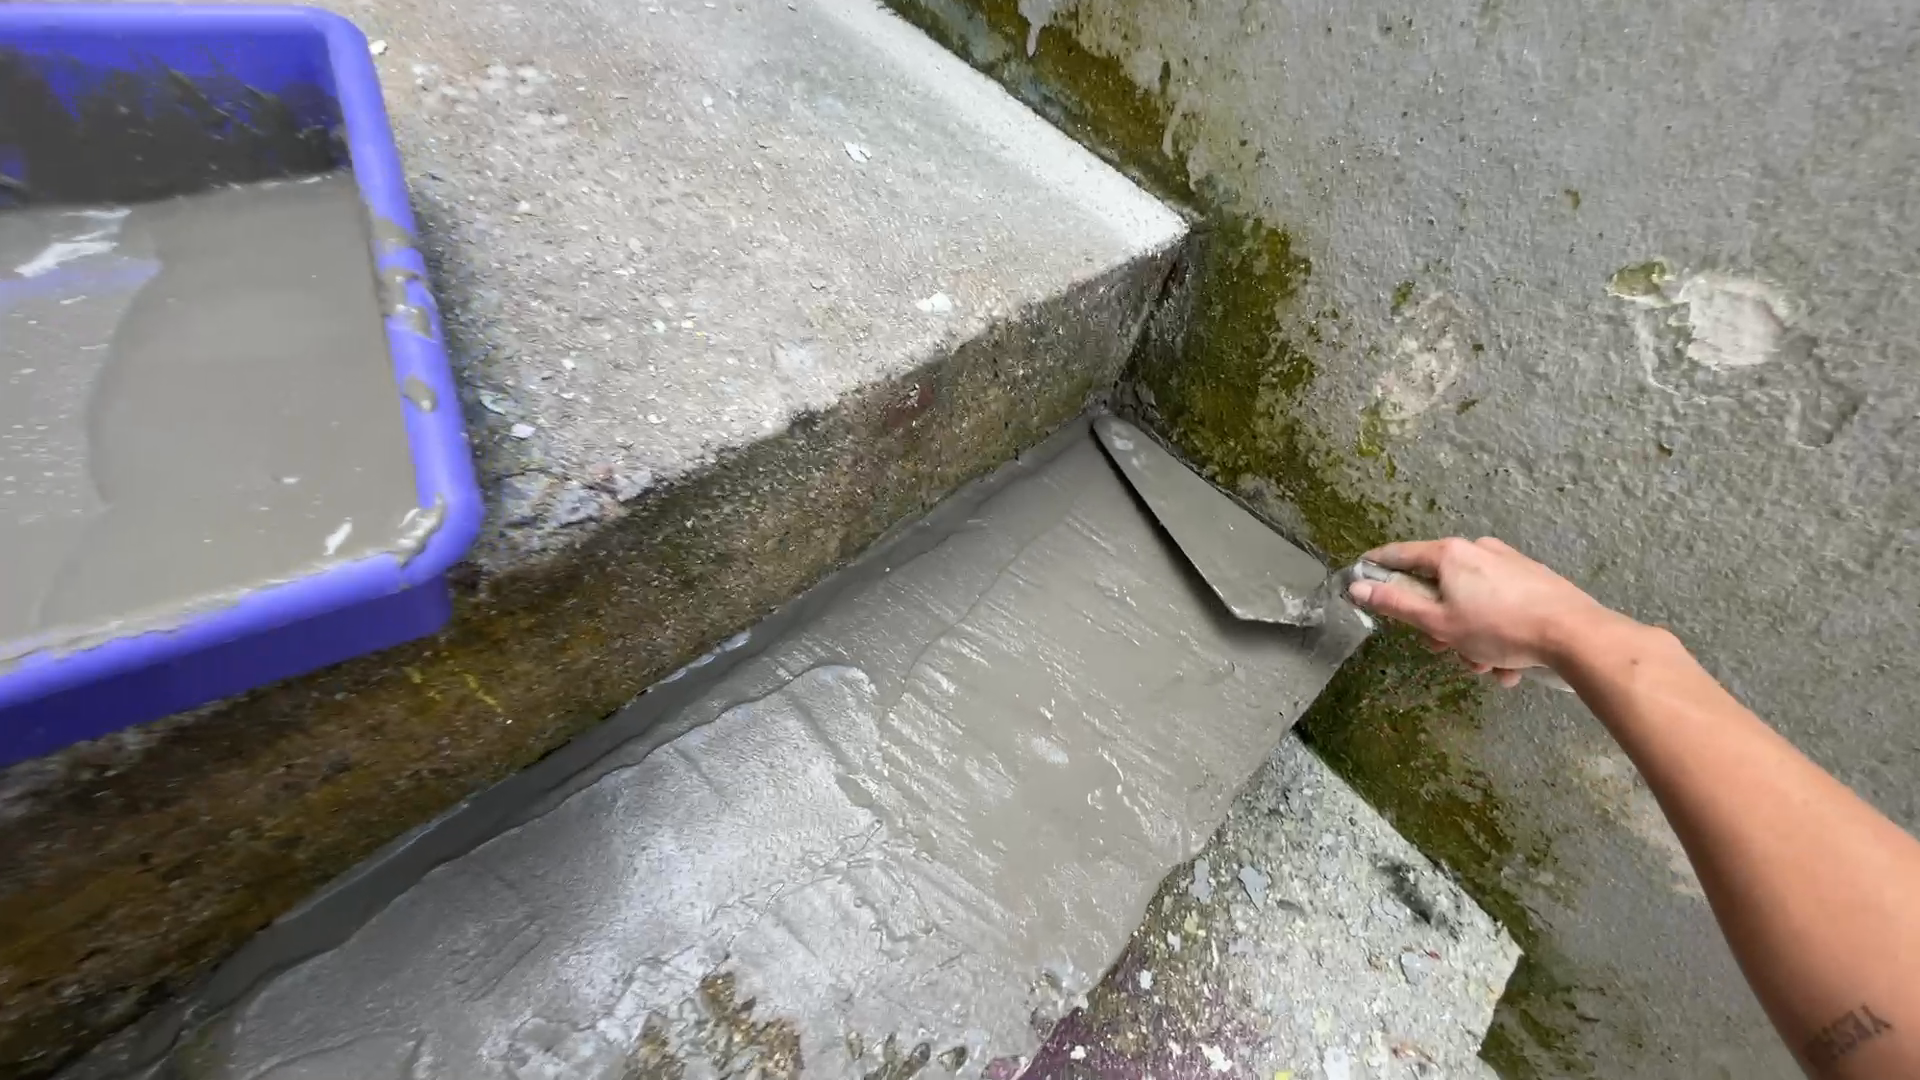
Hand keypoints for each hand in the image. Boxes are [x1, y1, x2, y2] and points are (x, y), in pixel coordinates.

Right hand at [1346, 537, 1604, 686]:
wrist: (1580, 637)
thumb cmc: (1499, 628)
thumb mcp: (1437, 622)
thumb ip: (1393, 603)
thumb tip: (1356, 587)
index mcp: (1450, 554)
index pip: (1398, 554)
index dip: (1375, 567)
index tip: (1360, 579)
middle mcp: (1478, 550)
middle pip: (1438, 584)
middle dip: (1436, 620)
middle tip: (1441, 647)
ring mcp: (1510, 563)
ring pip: (1470, 599)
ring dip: (1469, 634)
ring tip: (1484, 665)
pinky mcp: (1536, 580)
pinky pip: (1500, 604)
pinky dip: (1496, 630)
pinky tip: (1509, 662)